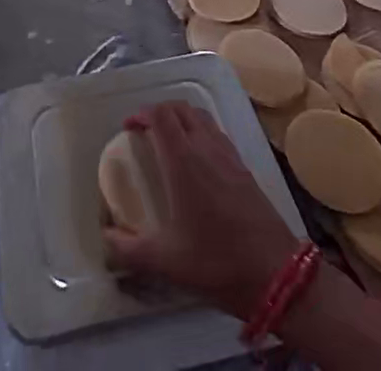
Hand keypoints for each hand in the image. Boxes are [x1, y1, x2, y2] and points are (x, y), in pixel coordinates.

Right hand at [103, 101, 300, 319]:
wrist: (275, 272)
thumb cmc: (216, 262)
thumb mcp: (165, 261)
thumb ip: (128, 249)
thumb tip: (106, 238)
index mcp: (183, 161)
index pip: (161, 116)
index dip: (142, 113)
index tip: (128, 128)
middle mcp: (206, 148)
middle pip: (181, 109)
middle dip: (159, 112)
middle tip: (144, 131)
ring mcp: (229, 155)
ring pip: (202, 117)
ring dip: (181, 119)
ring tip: (167, 141)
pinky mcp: (244, 167)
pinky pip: (217, 133)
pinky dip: (200, 132)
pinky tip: (196, 160)